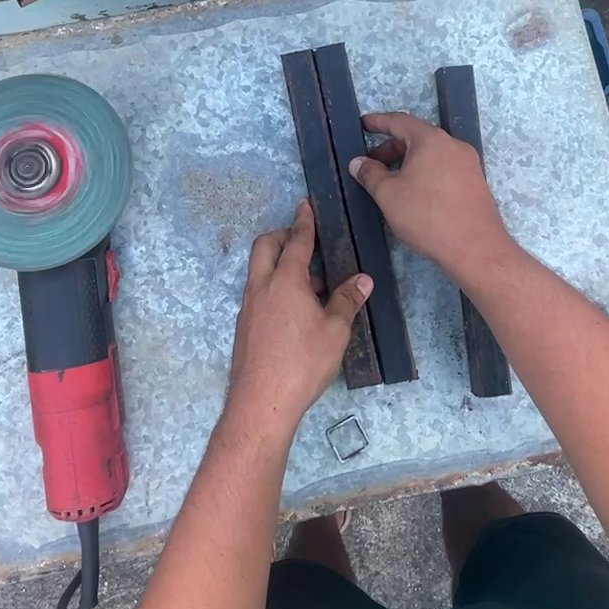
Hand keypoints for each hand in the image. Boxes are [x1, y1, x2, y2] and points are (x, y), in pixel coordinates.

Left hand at [225, 201, 373, 437]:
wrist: (261, 402)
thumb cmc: (302, 362)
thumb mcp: (335, 331)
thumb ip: (347, 300)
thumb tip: (363, 279)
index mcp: (285, 280)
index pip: (296, 241)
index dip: (304, 222)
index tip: (306, 205)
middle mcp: (261, 286)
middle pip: (266, 246)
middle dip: (283, 236)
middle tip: (304, 240)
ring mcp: (249, 306)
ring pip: (260, 270)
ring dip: (280, 264)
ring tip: (311, 283)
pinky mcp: (245, 326)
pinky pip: (259, 292)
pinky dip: (275, 286)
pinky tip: (295, 310)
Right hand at [348, 111, 516, 281]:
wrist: (475, 247)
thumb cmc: (427, 215)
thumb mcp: (388, 195)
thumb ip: (370, 174)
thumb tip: (358, 162)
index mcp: (431, 139)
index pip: (400, 121)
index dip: (378, 122)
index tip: (364, 124)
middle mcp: (453, 145)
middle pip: (417, 137)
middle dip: (391, 148)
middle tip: (373, 166)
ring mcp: (468, 163)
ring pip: (432, 154)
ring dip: (408, 163)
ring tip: (392, 183)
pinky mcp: (476, 182)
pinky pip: (445, 168)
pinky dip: (426, 173)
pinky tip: (416, 194)